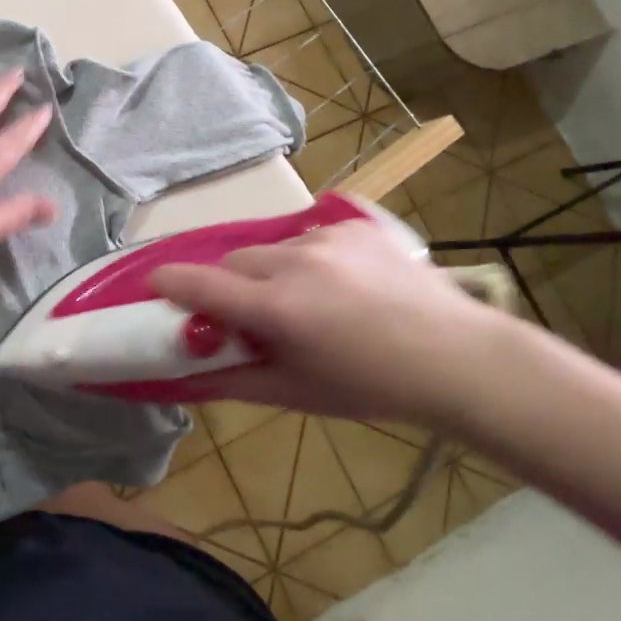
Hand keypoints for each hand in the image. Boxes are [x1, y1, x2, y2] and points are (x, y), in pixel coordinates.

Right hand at [149, 219, 510, 427]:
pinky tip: (341, 286)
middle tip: (248, 314)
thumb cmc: (374, 387)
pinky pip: (309, 238)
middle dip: (229, 285)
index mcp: (277, 308)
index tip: (155, 288)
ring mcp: (326, 239)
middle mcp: (294, 263)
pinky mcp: (354, 227)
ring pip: (270, 249)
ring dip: (270, 271)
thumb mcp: (297, 393)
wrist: (464, 360)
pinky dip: (310, 260)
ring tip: (305, 302)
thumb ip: (231, 378)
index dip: (169, 284)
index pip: (198, 283)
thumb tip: (182, 371)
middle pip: (232, 262)